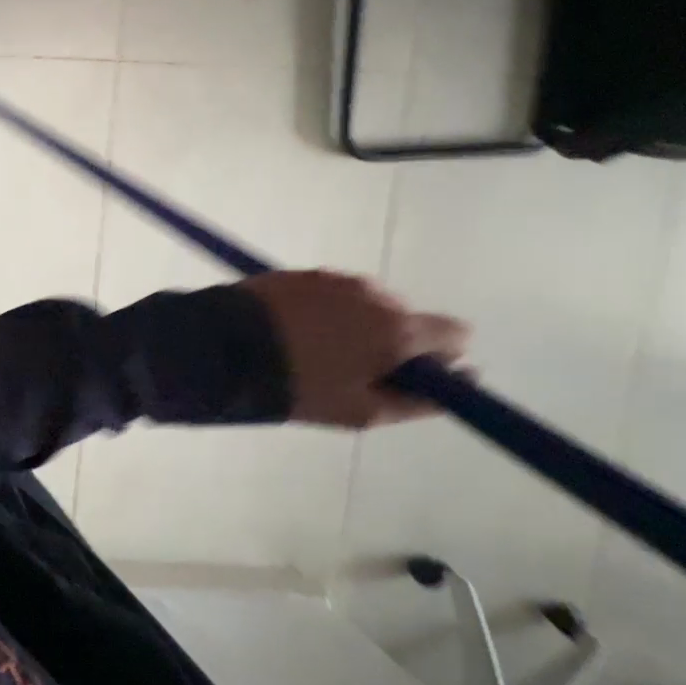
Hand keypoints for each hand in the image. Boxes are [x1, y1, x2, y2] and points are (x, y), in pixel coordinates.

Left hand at [240, 270, 471, 428]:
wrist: (222, 348)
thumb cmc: (298, 386)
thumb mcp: (362, 411)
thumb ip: (420, 400)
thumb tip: (463, 380)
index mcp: (398, 328)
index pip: (453, 332)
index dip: (437, 356)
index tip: (405, 373)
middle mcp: (372, 294)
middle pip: (402, 315)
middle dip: (387, 338)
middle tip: (347, 366)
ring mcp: (330, 279)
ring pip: (362, 302)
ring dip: (351, 321)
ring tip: (310, 349)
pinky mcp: (294, 273)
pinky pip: (325, 292)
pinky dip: (319, 309)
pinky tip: (290, 330)